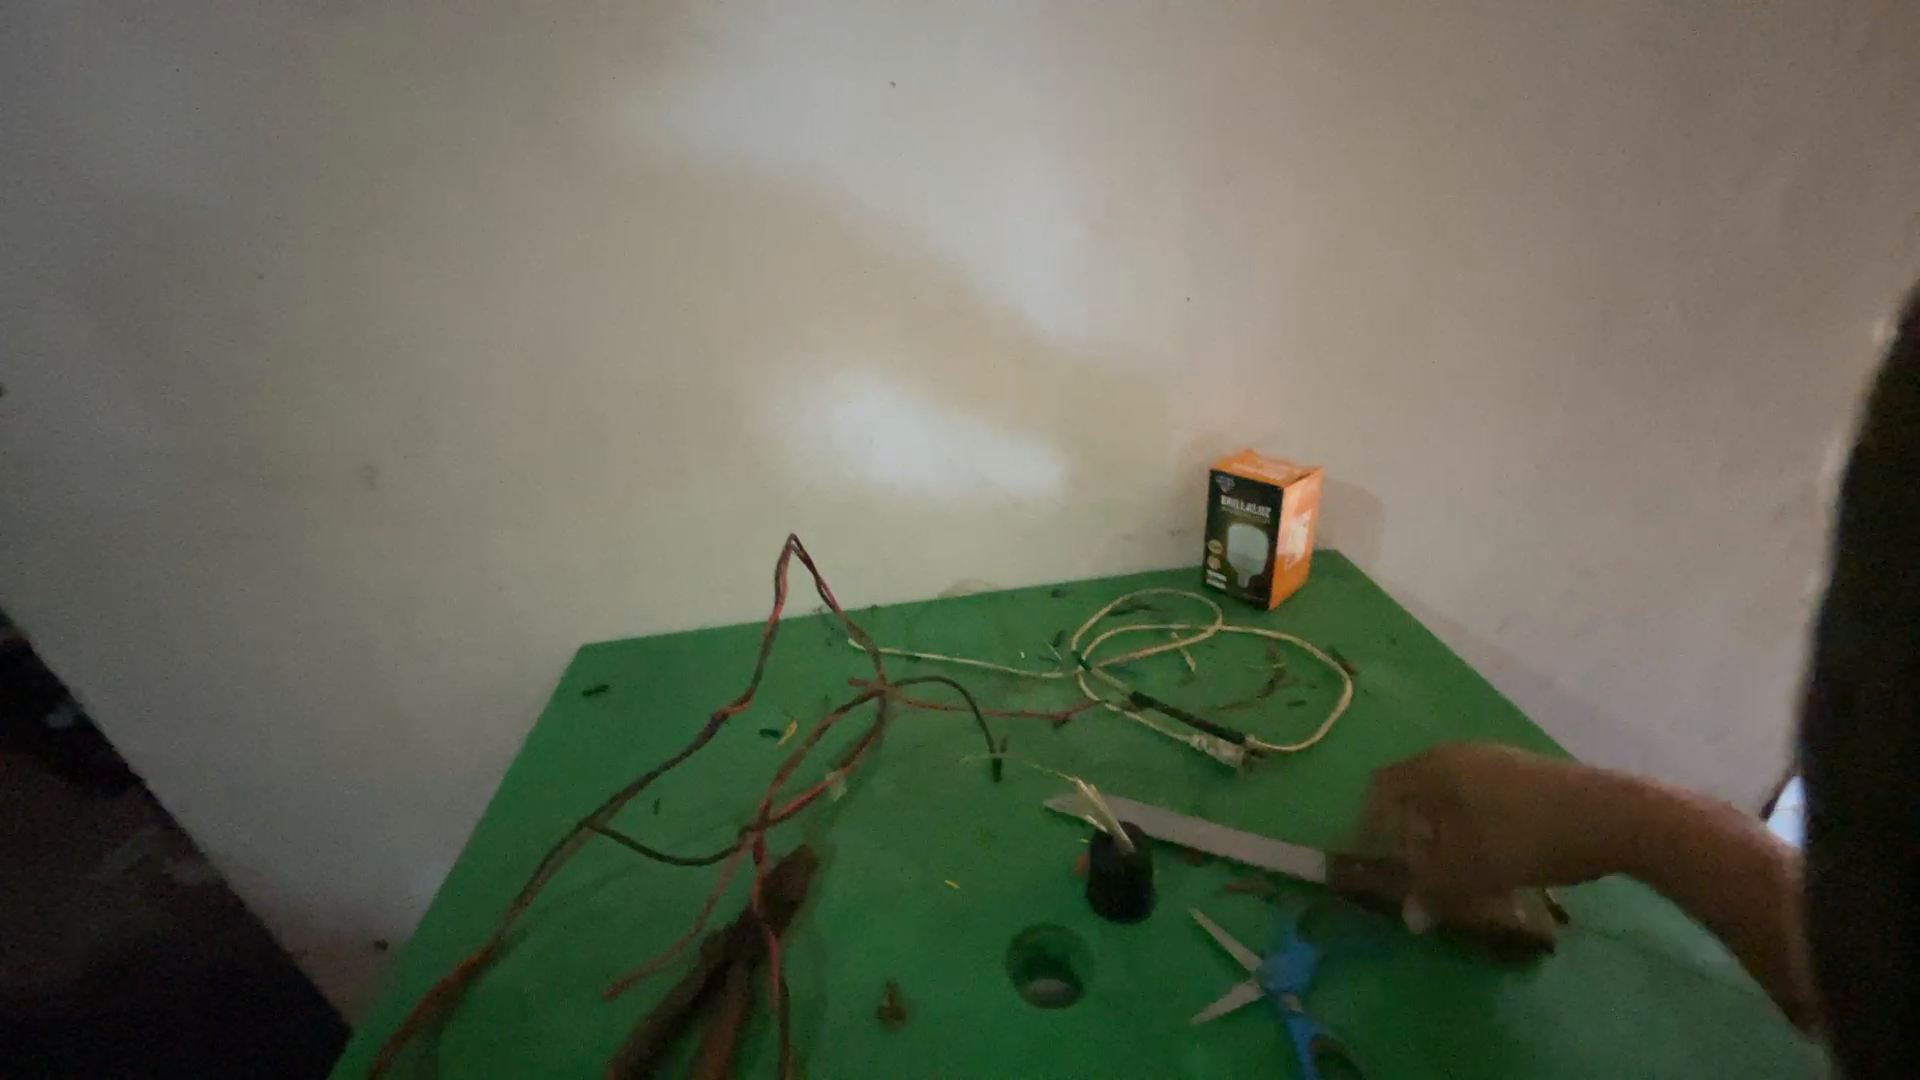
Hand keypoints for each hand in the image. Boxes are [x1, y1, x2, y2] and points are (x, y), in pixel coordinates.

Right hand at [1359, 743, 1638, 907]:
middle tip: (1429, 876)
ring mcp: (1493, 761)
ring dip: (1452, 840)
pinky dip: (1480, 831)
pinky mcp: (1526, 774)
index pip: (1380, 787)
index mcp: (1430, 768)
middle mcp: (1454, 756)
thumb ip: (1432, 890)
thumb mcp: (1471, 869)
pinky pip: (1484, 802)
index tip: (1378, 857)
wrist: (1616, 816)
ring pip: (1454, 803)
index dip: (1371, 821)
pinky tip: (1504, 864)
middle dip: (1419, 839)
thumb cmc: (1524, 835)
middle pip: (1418, 797)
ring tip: (1471, 878)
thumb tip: (1408, 920)